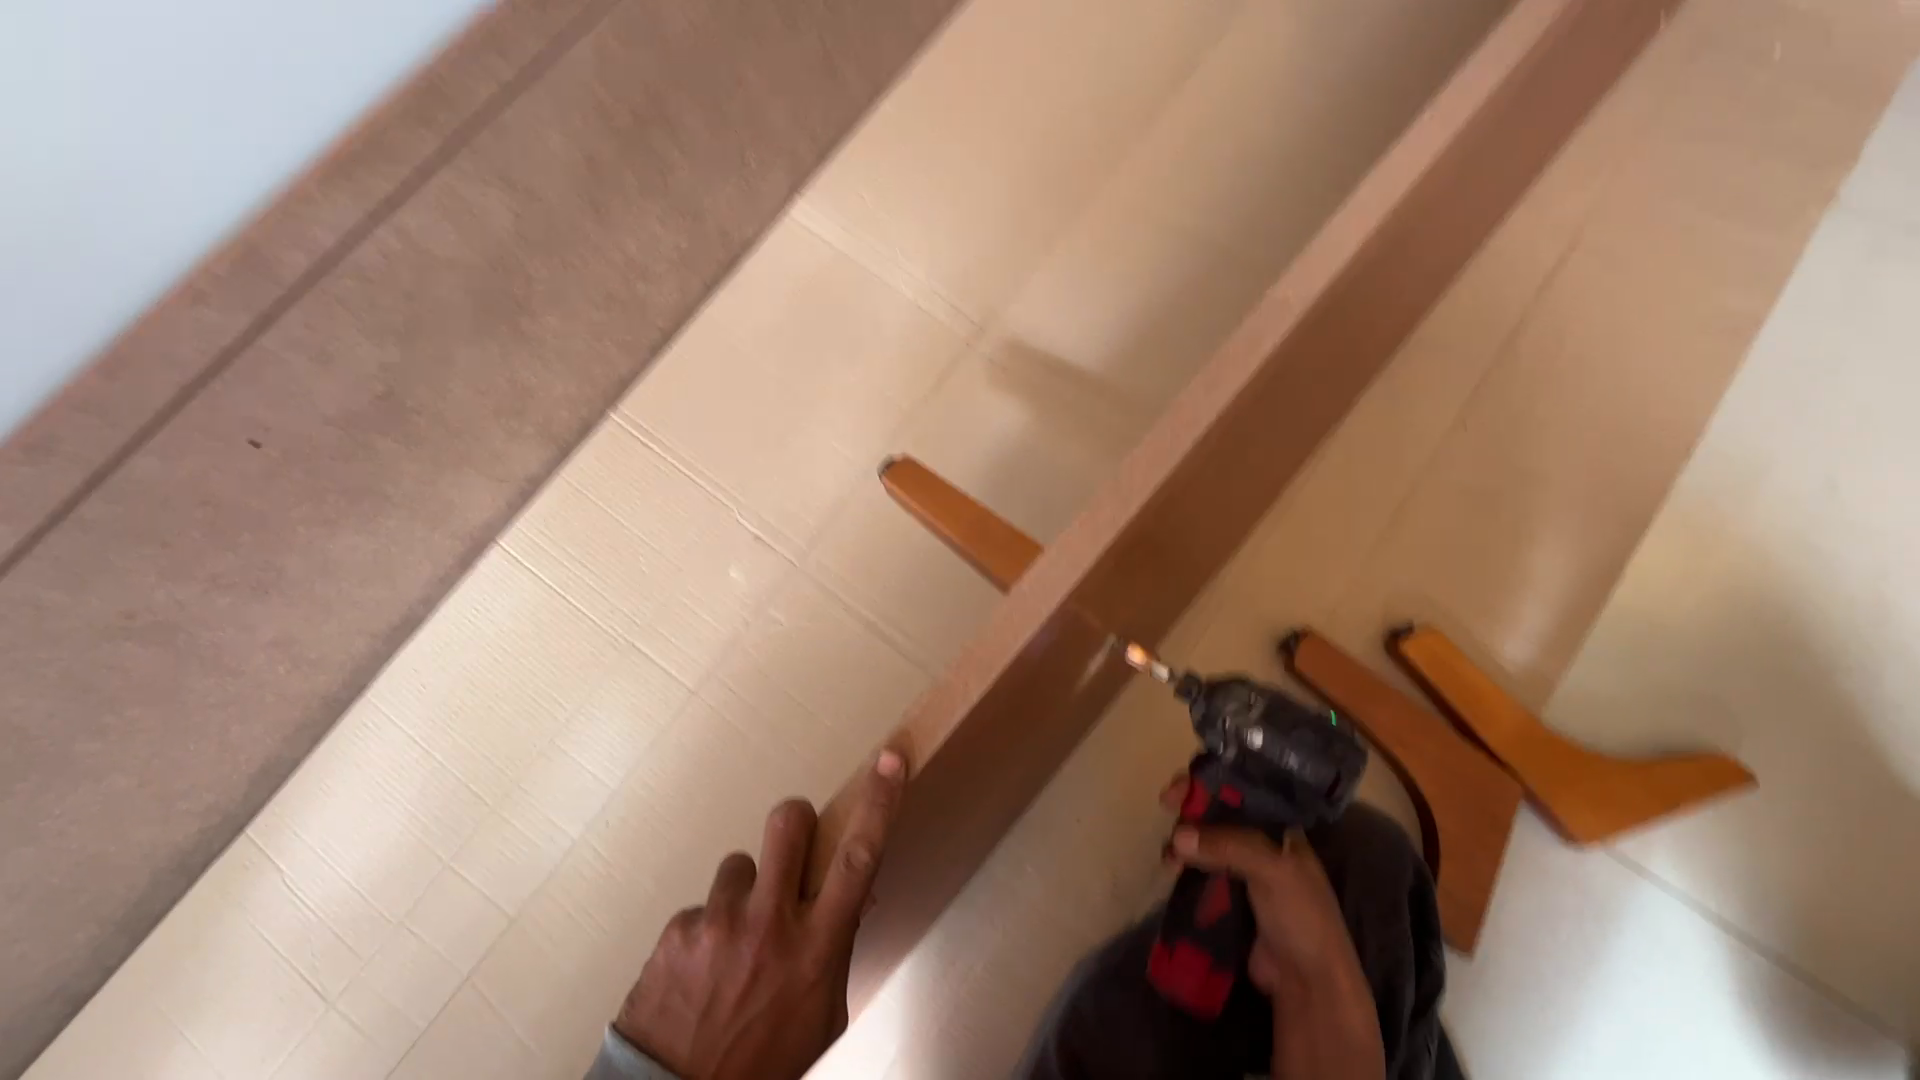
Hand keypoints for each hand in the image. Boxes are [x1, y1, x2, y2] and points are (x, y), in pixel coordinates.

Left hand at [614, 750, 906, 1079]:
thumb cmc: (764, 1062)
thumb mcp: (821, 1016)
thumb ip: (836, 952)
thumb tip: (855, 902)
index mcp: (817, 948)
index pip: (858, 860)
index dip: (879, 804)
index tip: (889, 761)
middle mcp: (770, 925)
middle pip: (789, 824)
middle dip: (796, 819)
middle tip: (793, 843)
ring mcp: (720, 923)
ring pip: (740, 864)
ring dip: (744, 893)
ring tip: (734, 940)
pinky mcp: (678, 930)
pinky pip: (701, 906)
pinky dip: (707, 930)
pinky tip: (702, 969)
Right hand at [1157, 773, 1356, 993]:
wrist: (1307, 981)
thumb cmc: (1301, 915)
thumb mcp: (1272, 871)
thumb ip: (1227, 846)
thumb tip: (1177, 837)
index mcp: (1279, 828)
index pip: (1241, 790)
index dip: (1210, 781)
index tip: (1182, 785)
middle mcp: (1260, 843)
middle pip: (1217, 812)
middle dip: (1189, 807)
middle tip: (1166, 805)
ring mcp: (1242, 871)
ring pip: (1203, 840)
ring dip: (1182, 839)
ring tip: (1170, 855)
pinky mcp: (1226, 897)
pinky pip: (1198, 870)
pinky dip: (1182, 864)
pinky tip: (1171, 870)